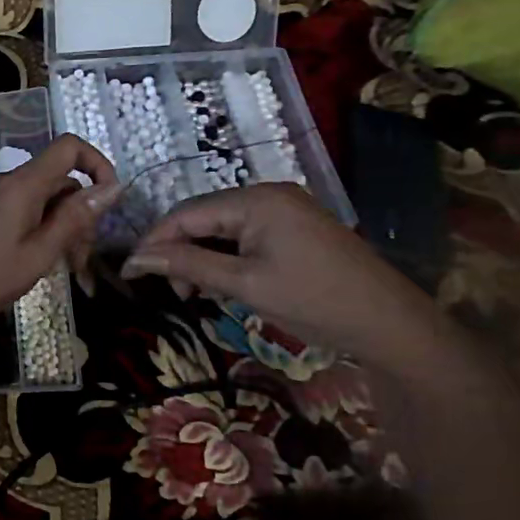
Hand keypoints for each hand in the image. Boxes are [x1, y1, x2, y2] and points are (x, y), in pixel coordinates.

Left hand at [0, 134, 119, 338]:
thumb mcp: (40, 253)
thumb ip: (76, 218)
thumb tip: (113, 186)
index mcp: (22, 184)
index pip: (68, 147)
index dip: (98, 164)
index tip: (110, 201)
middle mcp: (6, 183)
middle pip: (59, 181)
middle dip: (81, 215)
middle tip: (82, 261)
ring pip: (42, 200)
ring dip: (62, 228)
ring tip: (66, 270)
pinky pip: (22, 211)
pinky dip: (40, 231)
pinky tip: (39, 263)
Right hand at [122, 184, 449, 367]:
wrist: (390, 324)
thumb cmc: (313, 301)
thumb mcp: (243, 285)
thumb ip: (186, 266)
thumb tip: (135, 259)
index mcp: (256, 200)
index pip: (186, 214)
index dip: (153, 241)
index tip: (129, 271)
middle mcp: (268, 194)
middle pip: (202, 218)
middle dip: (177, 251)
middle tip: (168, 289)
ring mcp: (284, 210)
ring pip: (220, 228)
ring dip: (199, 257)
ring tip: (193, 293)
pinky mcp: (294, 228)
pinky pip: (243, 235)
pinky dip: (224, 257)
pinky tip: (220, 283)